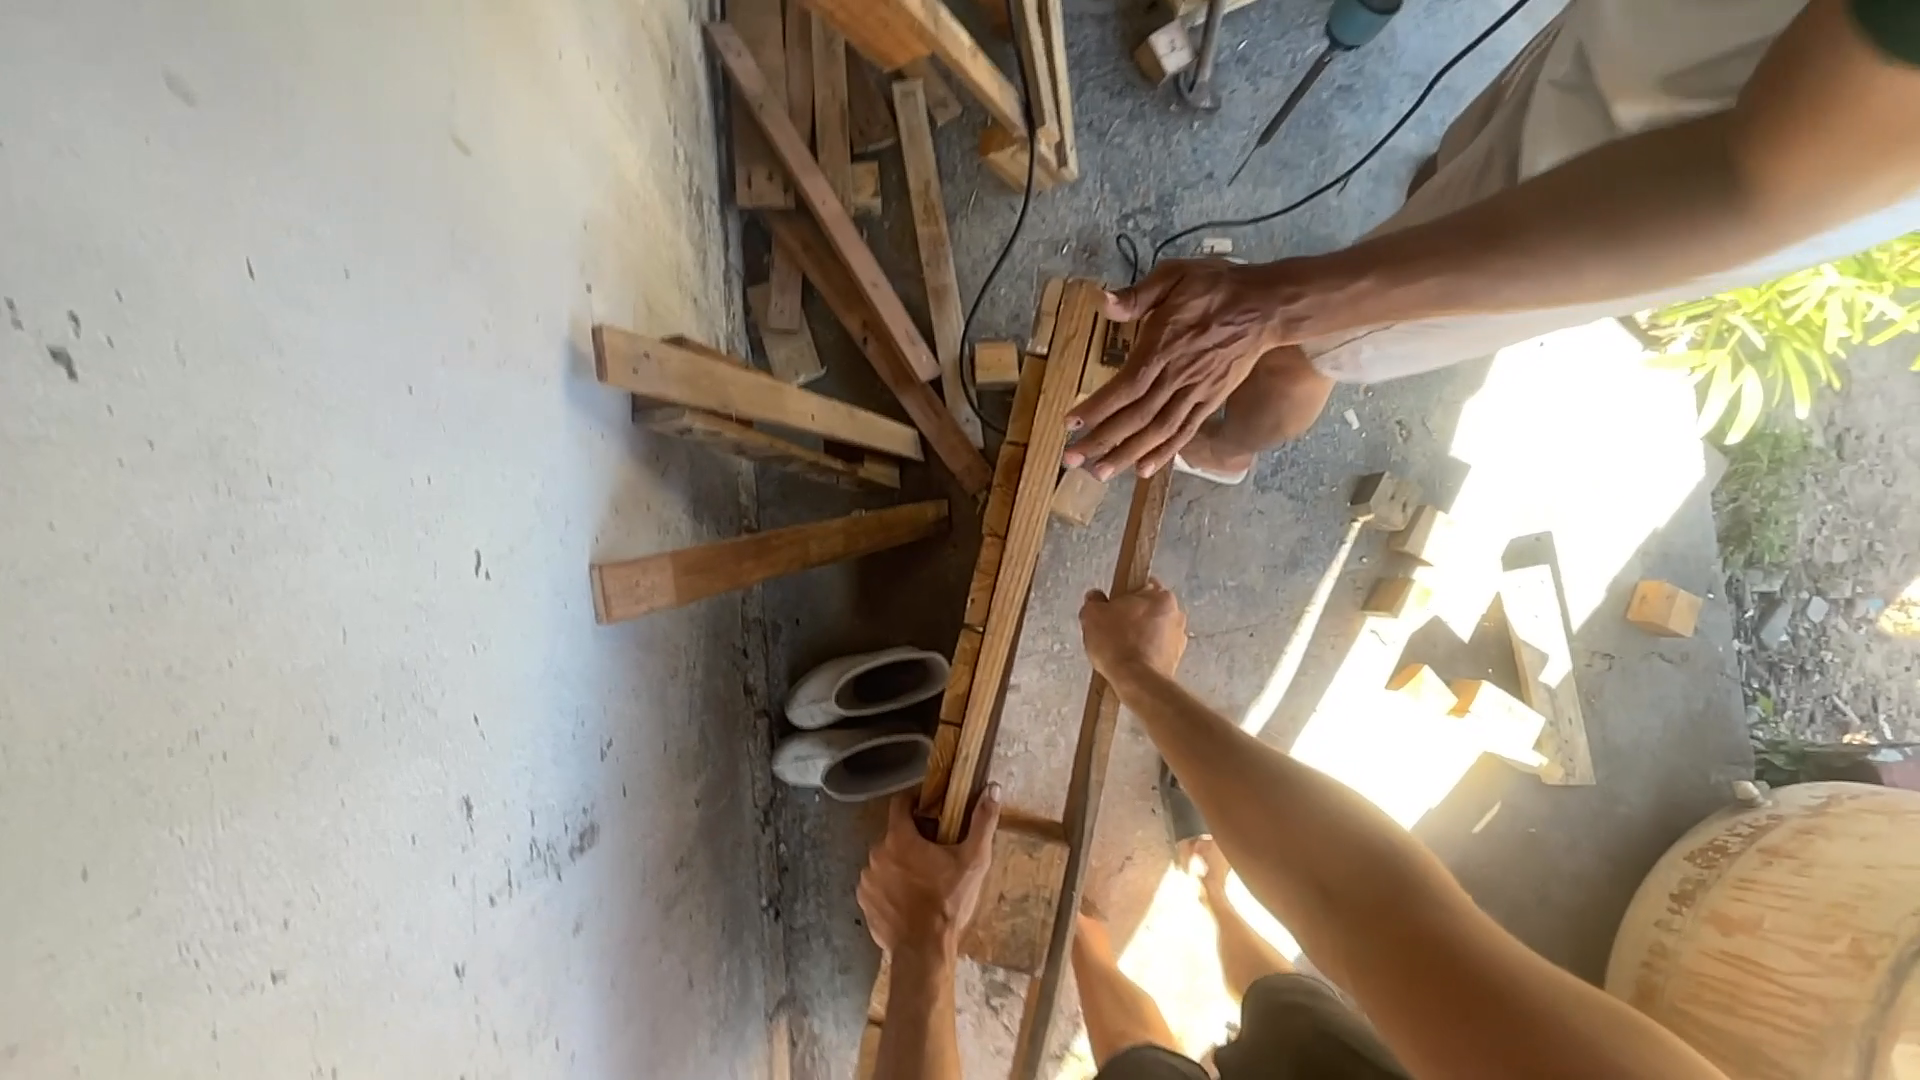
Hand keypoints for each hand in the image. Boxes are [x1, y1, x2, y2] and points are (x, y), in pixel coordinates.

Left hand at [857, 786, 1001, 956]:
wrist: (924, 952)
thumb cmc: (948, 902)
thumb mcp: (973, 860)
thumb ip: (982, 821)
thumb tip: (992, 788)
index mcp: (899, 837)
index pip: (901, 802)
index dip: (916, 800)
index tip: (932, 807)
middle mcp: (876, 853)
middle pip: (895, 832)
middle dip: (913, 835)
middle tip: (936, 849)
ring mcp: (867, 879)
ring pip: (886, 858)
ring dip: (901, 861)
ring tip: (924, 877)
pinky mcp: (864, 901)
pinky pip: (878, 882)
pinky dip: (891, 884)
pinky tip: (910, 898)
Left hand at [1064, 259, 1320, 478]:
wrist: (1265, 306)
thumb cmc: (1216, 288)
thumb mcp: (1175, 275)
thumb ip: (1138, 295)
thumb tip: (1105, 302)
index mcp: (1162, 347)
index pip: (1124, 386)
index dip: (1097, 408)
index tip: (1070, 424)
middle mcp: (1176, 377)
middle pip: (1134, 417)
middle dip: (1101, 441)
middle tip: (1071, 459)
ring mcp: (1195, 393)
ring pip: (1156, 432)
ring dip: (1126, 455)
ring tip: (1098, 474)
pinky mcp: (1209, 402)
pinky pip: (1184, 432)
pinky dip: (1164, 453)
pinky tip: (1143, 470)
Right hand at [1079, 579, 1187, 681]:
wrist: (1137, 681)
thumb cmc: (1116, 642)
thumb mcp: (1092, 615)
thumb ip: (1094, 601)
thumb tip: (1096, 597)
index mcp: (1160, 595)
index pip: (1141, 587)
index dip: (1123, 598)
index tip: (1111, 609)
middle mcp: (1176, 613)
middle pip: (1149, 609)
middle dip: (1133, 617)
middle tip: (1112, 629)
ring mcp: (1179, 637)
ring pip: (1154, 630)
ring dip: (1141, 636)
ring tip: (1120, 648)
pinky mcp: (1177, 659)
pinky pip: (1157, 649)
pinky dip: (1147, 653)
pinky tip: (1130, 661)